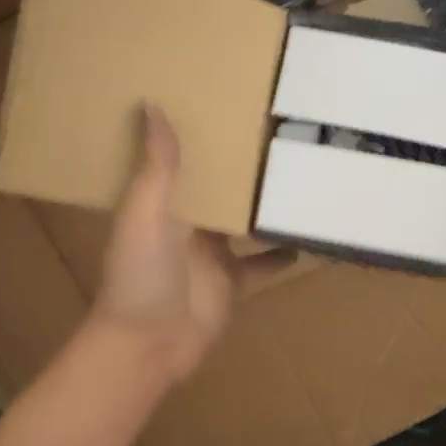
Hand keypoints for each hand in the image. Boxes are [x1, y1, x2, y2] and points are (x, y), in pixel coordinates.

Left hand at [90, 105, 291, 383]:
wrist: (149, 343)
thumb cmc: (140, 274)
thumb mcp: (145, 212)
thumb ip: (157, 165)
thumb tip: (151, 104)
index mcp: (160, 203)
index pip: (180, 160)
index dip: (197, 135)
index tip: (221, 102)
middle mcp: (186, 225)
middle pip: (216, 189)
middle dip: (237, 166)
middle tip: (274, 132)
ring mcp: (211, 255)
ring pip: (241, 222)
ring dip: (262, 205)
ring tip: (299, 176)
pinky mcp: (232, 282)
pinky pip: (260, 262)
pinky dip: (280, 252)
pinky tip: (306, 236)